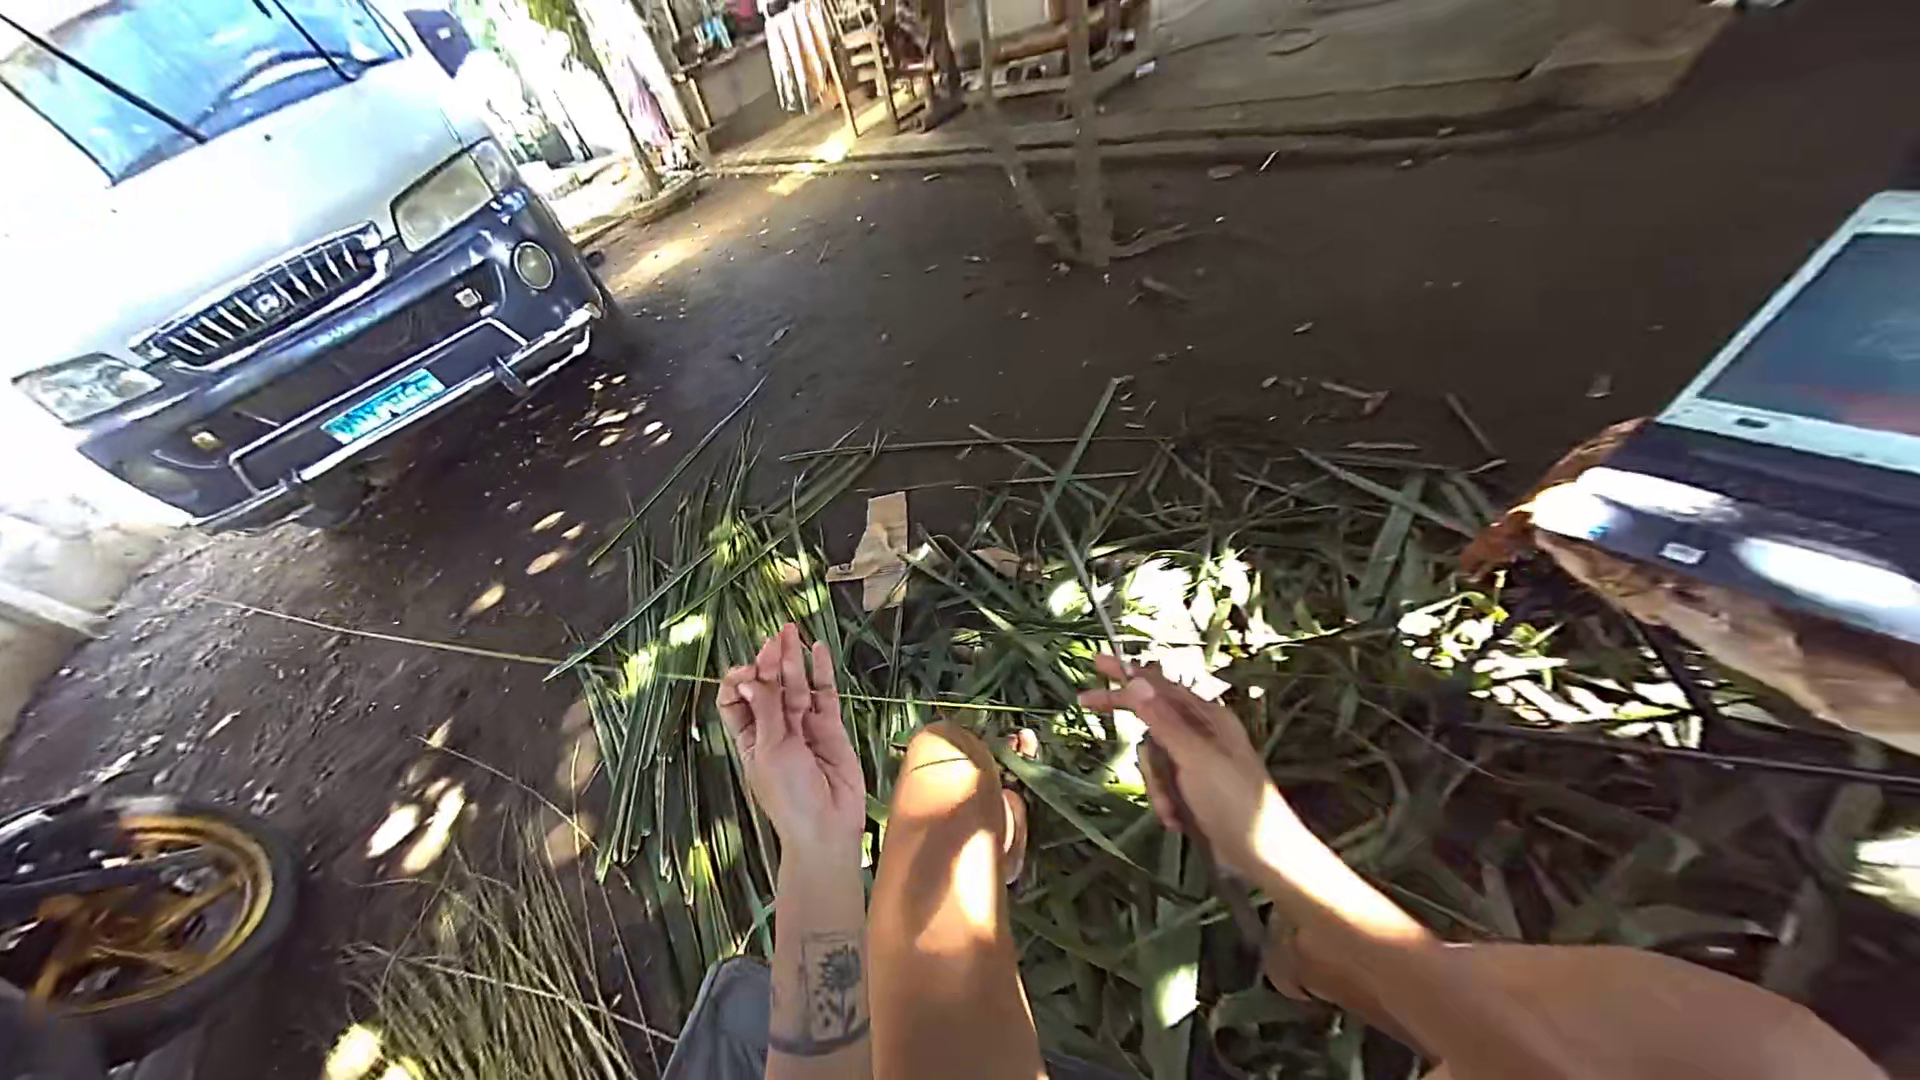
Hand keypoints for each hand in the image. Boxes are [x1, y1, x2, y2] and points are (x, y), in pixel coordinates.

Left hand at [717, 624, 866, 861]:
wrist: (826, 826)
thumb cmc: (789, 796)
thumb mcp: (770, 750)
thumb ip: (765, 710)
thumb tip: (751, 677)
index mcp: (750, 738)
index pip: (737, 700)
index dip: (741, 680)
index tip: (749, 669)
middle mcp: (775, 728)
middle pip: (769, 686)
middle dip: (770, 661)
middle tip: (776, 637)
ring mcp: (804, 726)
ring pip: (796, 686)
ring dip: (794, 660)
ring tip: (792, 633)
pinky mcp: (829, 727)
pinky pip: (824, 695)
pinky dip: (821, 672)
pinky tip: (818, 650)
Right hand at [1080, 656, 1299, 879]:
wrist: (1265, 859)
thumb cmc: (1234, 802)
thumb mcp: (1195, 758)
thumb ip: (1163, 720)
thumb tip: (1137, 681)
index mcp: (1207, 716)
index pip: (1158, 685)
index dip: (1126, 673)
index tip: (1097, 662)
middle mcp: (1200, 732)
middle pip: (1150, 716)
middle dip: (1127, 723)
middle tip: (1086, 702)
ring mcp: (1195, 760)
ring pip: (1152, 754)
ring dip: (1156, 783)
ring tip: (1172, 809)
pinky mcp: (1192, 785)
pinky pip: (1161, 780)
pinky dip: (1164, 799)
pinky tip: (1177, 819)